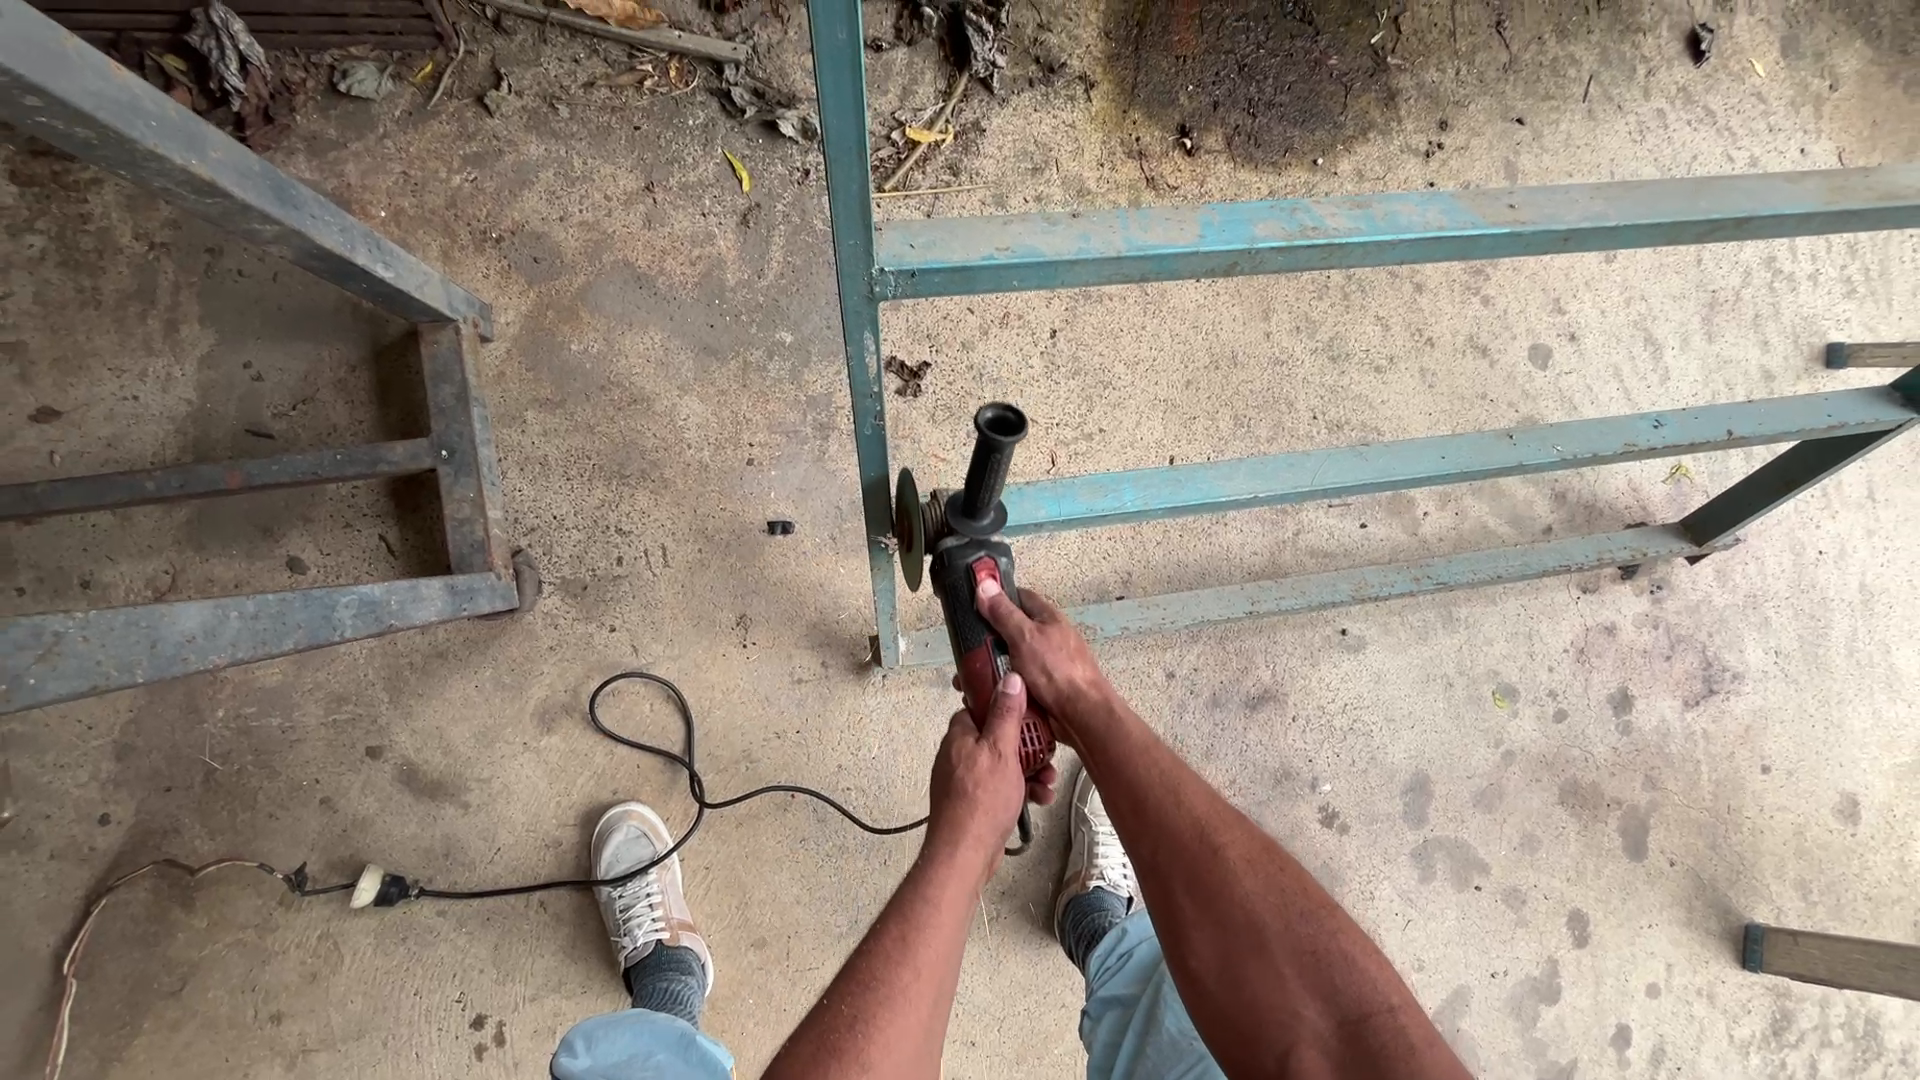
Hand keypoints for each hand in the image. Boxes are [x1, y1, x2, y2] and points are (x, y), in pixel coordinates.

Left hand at [927, 673, 1057, 873]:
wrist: (965, 854)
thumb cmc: (980, 800)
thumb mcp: (1000, 750)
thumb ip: (1006, 714)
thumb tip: (1010, 679)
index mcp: (959, 735)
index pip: (979, 708)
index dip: (1004, 708)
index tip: (1028, 713)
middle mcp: (958, 754)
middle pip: (997, 738)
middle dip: (1026, 746)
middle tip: (1046, 754)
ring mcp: (964, 780)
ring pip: (1002, 764)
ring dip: (1028, 771)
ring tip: (1048, 781)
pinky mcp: (973, 802)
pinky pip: (999, 787)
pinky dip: (1019, 790)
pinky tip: (1039, 798)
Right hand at [973, 578, 1113, 749]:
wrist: (1082, 714)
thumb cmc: (1058, 672)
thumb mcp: (1024, 637)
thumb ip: (1003, 613)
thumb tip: (985, 585)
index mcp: (1048, 618)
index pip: (1020, 596)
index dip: (998, 596)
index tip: (976, 602)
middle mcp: (1049, 638)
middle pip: (1013, 630)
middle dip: (990, 638)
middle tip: (967, 648)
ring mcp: (1047, 663)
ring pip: (1013, 658)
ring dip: (993, 665)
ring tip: (971, 676)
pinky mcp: (1044, 686)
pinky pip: (1017, 680)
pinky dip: (1003, 684)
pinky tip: (989, 692)